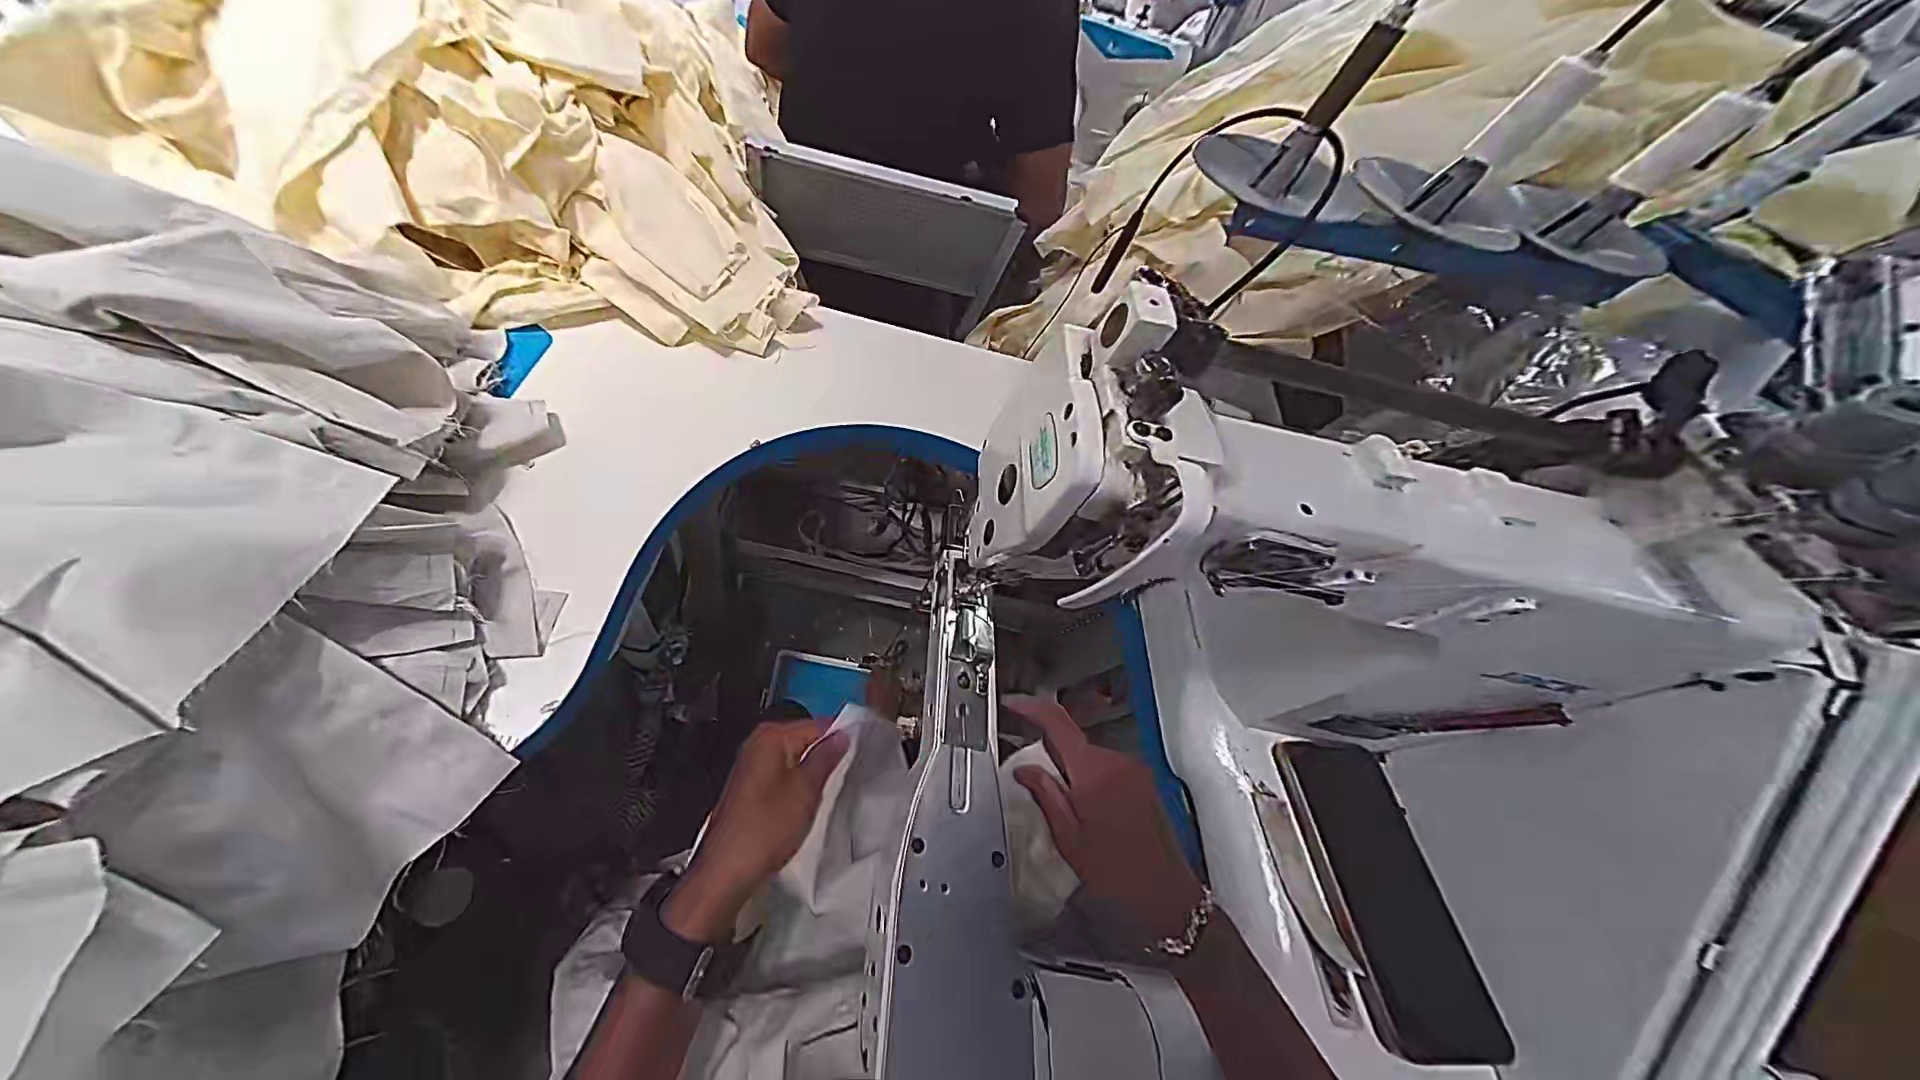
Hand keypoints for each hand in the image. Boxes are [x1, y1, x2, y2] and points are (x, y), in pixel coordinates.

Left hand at [663, 719, 847, 942]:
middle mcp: (757, 746)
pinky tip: (804, 804)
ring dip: (812, 772)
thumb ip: (826, 757)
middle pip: (805, 739)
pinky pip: (784, 774)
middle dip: (826, 755)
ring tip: (822, 793)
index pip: (818, 723)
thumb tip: (840, 737)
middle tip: (843, 775)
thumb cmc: (760, 833)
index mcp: (770, 738)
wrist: (726, 873)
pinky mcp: (750, 787)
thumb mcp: (806, 790)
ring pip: (795, 758)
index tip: (860, 747)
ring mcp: (751, 766)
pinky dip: (797, 785)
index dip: (842, 736)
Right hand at [1006, 694, 1203, 949]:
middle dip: (1051, 755)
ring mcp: (1133, 767)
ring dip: (1073, 770)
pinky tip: (1092, 811)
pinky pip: (1106, 764)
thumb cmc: (1117, 873)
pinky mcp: (1142, 777)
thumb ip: (1044, 793)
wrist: (1166, 893)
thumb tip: (1024, 769)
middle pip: (1072, 740)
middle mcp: (1116, 761)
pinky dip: (1091, 777)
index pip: (1057, 722)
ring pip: (1089, 754)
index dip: (1031, 707)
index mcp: (1093, 772)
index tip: (1014, 703)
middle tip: (1037, 784)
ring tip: (1072, 811)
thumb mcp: (1068, 836)